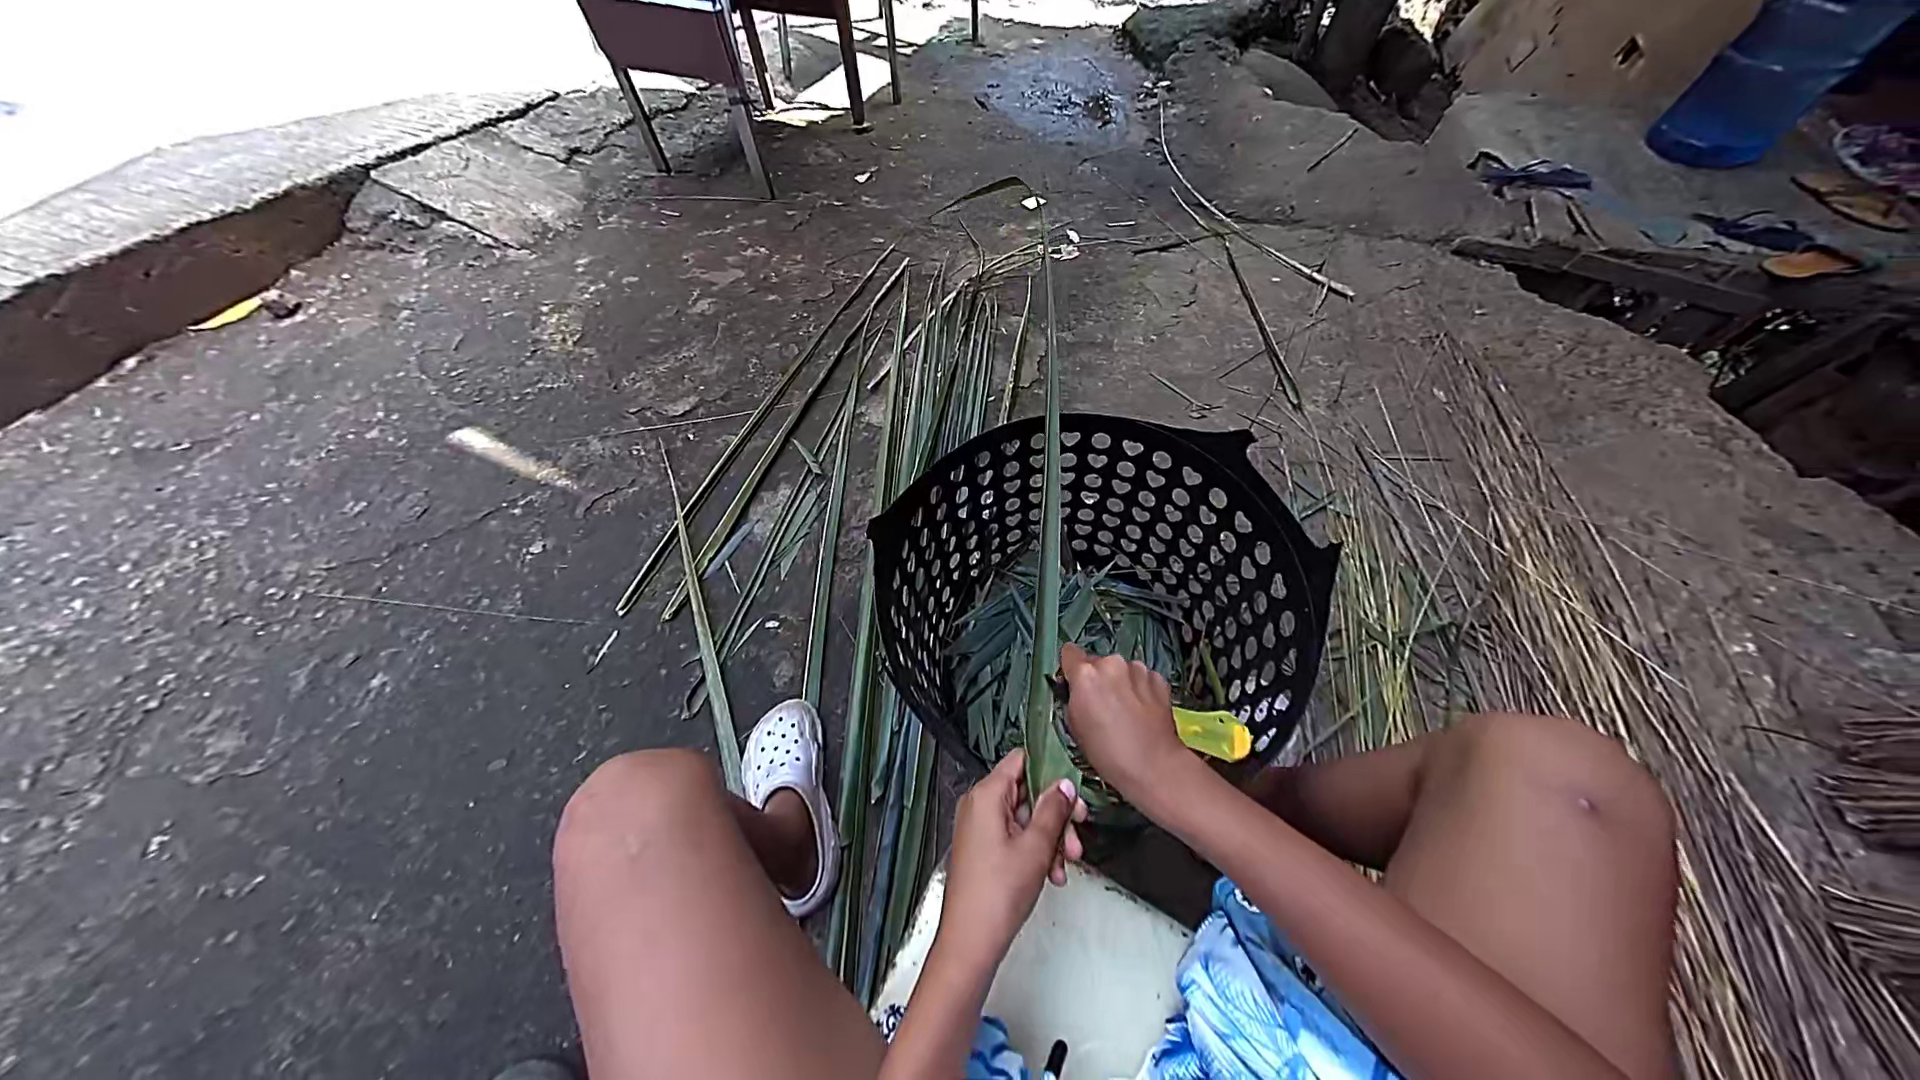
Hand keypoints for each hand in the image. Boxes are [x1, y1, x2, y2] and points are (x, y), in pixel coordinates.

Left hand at [940, 749, 1087, 964]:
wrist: (971, 941)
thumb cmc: (997, 894)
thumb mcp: (1036, 847)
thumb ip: (1054, 810)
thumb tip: (1065, 785)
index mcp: (987, 794)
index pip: (1022, 760)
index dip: (1051, 771)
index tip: (1074, 791)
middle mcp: (980, 804)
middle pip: (1027, 791)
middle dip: (1056, 814)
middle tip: (1077, 835)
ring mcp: (980, 826)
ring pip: (1026, 816)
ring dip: (1050, 837)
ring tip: (1065, 864)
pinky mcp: (983, 846)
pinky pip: (1015, 835)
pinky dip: (1035, 849)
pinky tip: (1052, 874)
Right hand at [1058, 643, 1190, 805]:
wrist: (1153, 766)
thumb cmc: (1107, 752)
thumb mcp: (1075, 725)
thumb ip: (1072, 697)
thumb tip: (1077, 689)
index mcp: (1086, 674)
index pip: (1069, 652)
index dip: (1070, 668)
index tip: (1073, 682)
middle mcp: (1112, 664)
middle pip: (1097, 662)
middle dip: (1097, 678)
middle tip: (1101, 705)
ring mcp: (1138, 669)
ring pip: (1121, 670)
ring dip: (1120, 682)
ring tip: (1125, 710)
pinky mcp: (1158, 679)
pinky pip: (1141, 678)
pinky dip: (1139, 689)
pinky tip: (1141, 711)